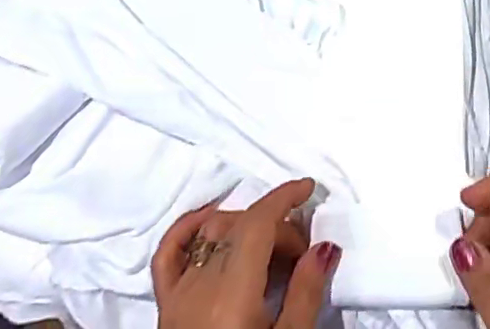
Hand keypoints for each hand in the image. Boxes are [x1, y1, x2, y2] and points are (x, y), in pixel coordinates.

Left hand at [153, 178, 341, 328]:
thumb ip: (305, 295)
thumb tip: (324, 246)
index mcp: (232, 291)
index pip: (257, 223)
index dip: (283, 198)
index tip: (307, 187)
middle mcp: (201, 281)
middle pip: (240, 228)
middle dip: (275, 227)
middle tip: (304, 253)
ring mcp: (178, 291)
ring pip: (212, 234)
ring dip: (244, 229)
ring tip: (275, 253)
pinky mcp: (165, 303)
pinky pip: (171, 252)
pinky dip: (187, 229)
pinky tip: (207, 221)